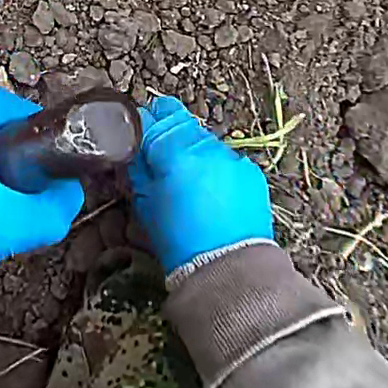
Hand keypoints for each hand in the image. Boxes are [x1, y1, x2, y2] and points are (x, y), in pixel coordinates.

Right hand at [127, 95, 273, 271]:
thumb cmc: (181, 244)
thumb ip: (139, 168)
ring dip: (195, 156)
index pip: (157, 114)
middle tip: (164, 167)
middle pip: (182, 124)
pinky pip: (227, 160)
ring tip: (191, 187)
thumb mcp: (146, 205)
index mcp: (176, 154)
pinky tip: (213, 195)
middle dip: (171, 141)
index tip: (142, 135)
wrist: (229, 273)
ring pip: (205, 141)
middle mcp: (207, 147)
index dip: (147, 122)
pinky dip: (218, 171)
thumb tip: (137, 148)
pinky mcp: (251, 171)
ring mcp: (232, 158)